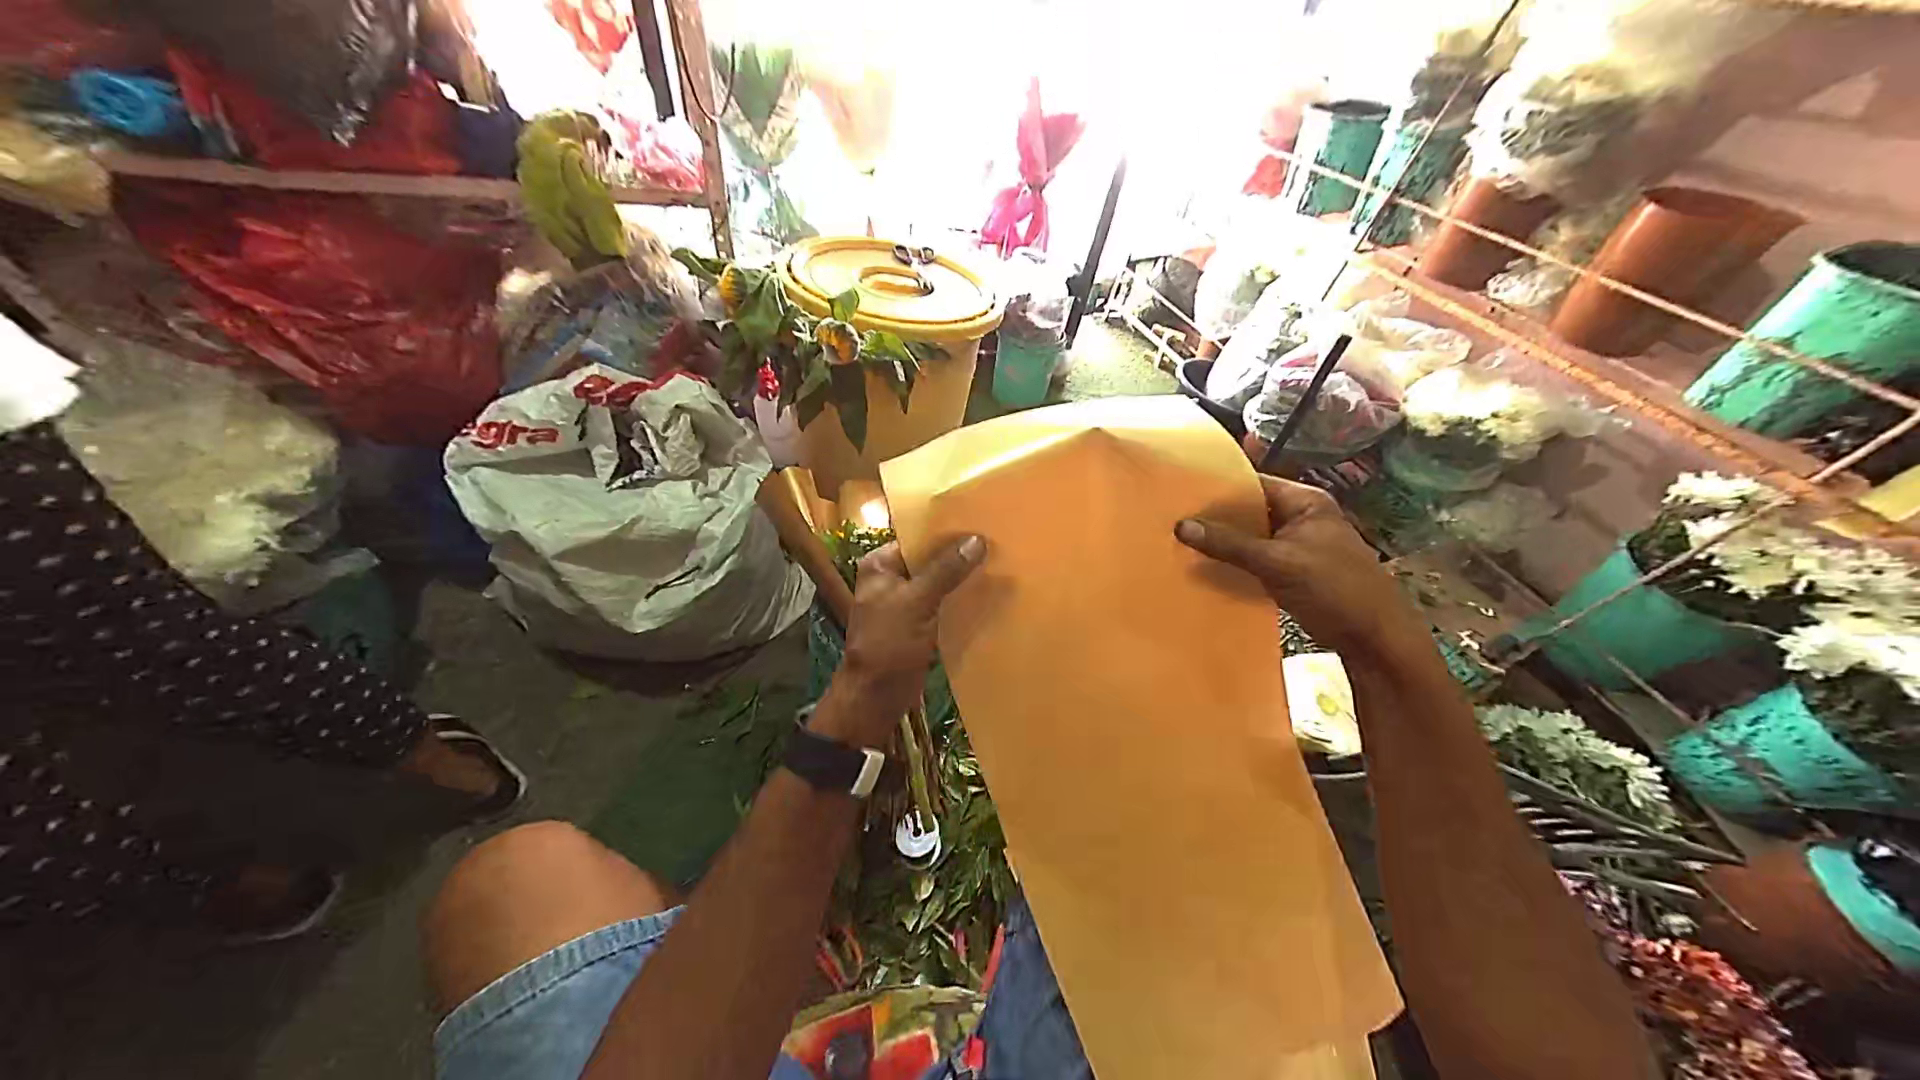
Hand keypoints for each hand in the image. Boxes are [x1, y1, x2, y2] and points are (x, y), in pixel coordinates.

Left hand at [812, 536, 985, 747]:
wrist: (875, 697)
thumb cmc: (887, 644)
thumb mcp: (916, 602)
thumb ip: (945, 570)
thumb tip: (977, 539)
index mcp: (881, 565)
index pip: (917, 537)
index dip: (946, 531)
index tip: (980, 522)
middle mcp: (892, 578)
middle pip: (931, 559)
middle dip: (960, 554)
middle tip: (997, 540)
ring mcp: (907, 602)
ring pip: (941, 582)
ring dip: (964, 578)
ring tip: (1000, 562)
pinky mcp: (921, 623)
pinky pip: (945, 603)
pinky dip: (962, 600)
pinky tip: (989, 593)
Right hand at [1175, 476, 1425, 658]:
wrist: (1375, 638)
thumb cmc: (1334, 589)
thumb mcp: (1276, 562)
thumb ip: (1229, 544)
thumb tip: (1181, 525)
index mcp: (1305, 502)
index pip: (1254, 482)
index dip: (1219, 486)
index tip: (1181, 492)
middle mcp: (1302, 517)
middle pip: (1250, 509)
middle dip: (1216, 516)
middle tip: (1174, 518)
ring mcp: (1298, 545)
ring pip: (1251, 536)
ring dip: (1224, 542)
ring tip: (1181, 540)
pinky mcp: (1292, 571)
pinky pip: (1256, 559)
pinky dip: (1235, 562)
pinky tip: (1205, 567)